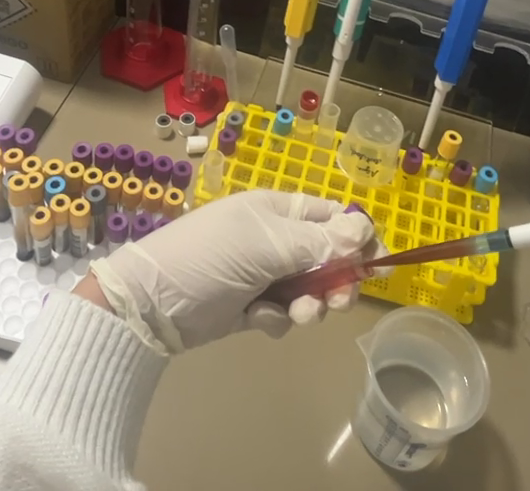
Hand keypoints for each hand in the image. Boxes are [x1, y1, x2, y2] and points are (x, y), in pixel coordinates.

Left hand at [86, 189, 379, 354]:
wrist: (151, 305)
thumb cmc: (210, 259)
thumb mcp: (266, 245)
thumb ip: (318, 241)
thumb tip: (364, 228)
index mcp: (276, 210)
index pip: (331, 215)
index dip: (357, 237)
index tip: (378, 265)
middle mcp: (272, 238)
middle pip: (325, 257)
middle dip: (336, 280)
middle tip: (338, 301)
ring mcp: (260, 273)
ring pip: (307, 289)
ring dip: (309, 304)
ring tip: (297, 314)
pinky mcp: (249, 307)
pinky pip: (281, 313)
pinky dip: (277, 319)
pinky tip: (259, 320)